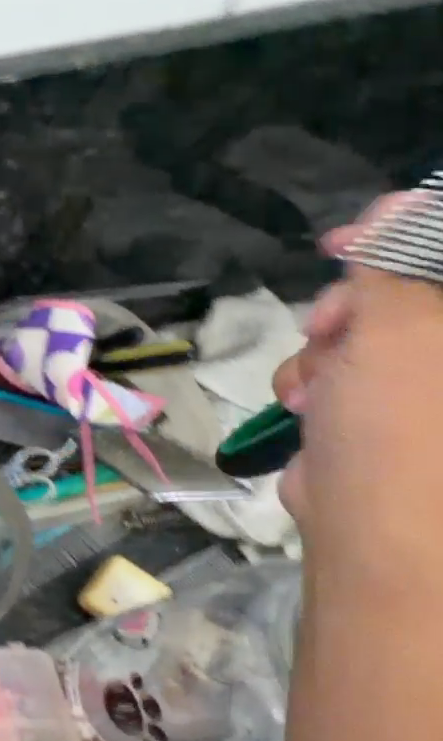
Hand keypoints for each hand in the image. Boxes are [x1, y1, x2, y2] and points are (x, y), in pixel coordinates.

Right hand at [272, 192, 442, 578]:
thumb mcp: (400, 332)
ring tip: (316, 385)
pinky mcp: (396, 415)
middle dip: (352, 306)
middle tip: (325, 324)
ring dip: (324, 351)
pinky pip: (349, 375)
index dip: (401, 241)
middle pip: (407, 296)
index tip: (344, 242)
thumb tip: (396, 206)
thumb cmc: (409, 429)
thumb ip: (395, 265)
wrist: (382, 535)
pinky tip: (310, 404)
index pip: (438, 261)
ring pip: (367, 335)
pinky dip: (319, 384)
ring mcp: (429, 387)